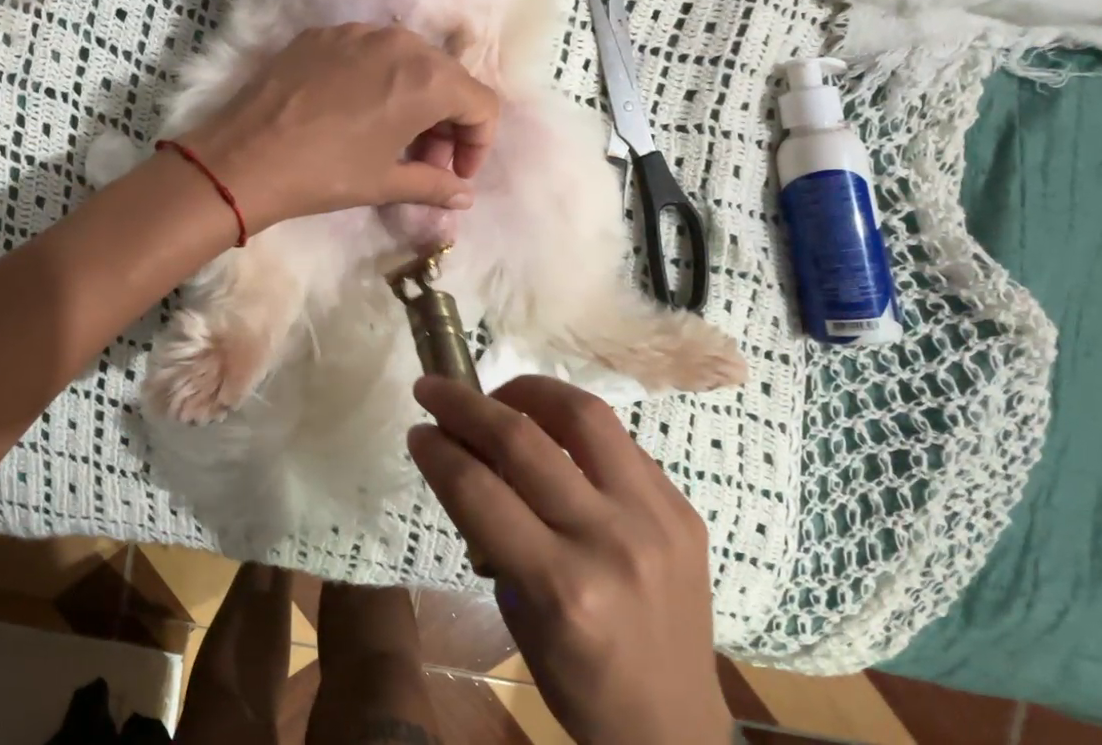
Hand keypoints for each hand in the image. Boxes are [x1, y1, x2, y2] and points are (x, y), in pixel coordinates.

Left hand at [177, 23, 498, 231]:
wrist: (243, 159)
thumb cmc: (324, 174)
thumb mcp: (384, 183)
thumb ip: (434, 185)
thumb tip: (464, 195)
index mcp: (427, 77)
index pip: (481, 103)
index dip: (478, 144)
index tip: (457, 175)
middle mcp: (399, 41)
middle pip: (446, 77)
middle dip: (446, 122)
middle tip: (425, 162)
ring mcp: (356, 31)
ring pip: (406, 60)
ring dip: (412, 98)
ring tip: (391, 139)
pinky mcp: (320, 34)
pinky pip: (366, 52)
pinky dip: (375, 80)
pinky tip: (352, 114)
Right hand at [408, 376, 732, 744]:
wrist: (670, 722)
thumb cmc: (574, 677)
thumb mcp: (514, 608)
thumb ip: (492, 528)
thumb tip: (464, 454)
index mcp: (559, 585)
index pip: (477, 489)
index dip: (437, 449)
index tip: (417, 431)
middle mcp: (610, 542)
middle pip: (523, 440)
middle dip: (465, 405)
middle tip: (434, 390)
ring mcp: (657, 520)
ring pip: (585, 417)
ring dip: (528, 392)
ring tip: (498, 395)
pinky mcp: (684, 510)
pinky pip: (621, 444)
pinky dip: (574, 429)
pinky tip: (554, 437)